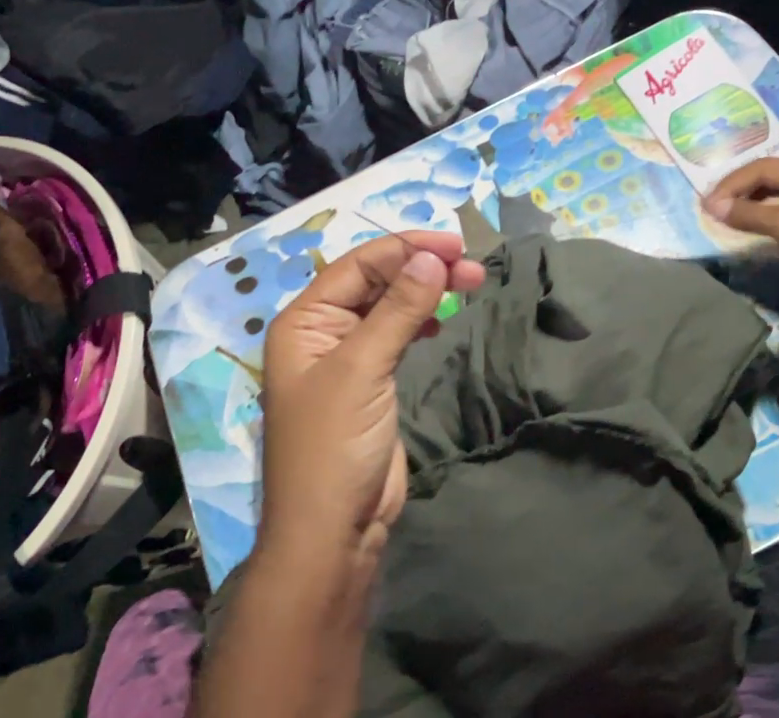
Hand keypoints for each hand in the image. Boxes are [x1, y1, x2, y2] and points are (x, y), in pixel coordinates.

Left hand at [258, 231, 485, 563]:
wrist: (332, 531)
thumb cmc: (335, 445)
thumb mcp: (363, 370)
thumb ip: (398, 310)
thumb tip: (432, 257)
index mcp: (303, 321)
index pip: (358, 266)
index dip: (406, 249)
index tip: (456, 246)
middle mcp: (320, 332)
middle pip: (374, 283)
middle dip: (421, 269)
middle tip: (475, 269)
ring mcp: (345, 359)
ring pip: (387, 308)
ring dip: (425, 293)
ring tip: (470, 284)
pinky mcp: (369, 384)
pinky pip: (394, 337)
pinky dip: (418, 321)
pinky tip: (440, 318)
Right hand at [703, 158, 778, 304]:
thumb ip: (749, 213)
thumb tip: (712, 206)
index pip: (767, 167)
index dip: (733, 183)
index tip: (706, 204)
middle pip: (775, 176)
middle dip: (741, 191)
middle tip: (713, 208)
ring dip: (753, 204)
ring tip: (728, 216)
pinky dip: (769, 216)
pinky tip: (753, 226)